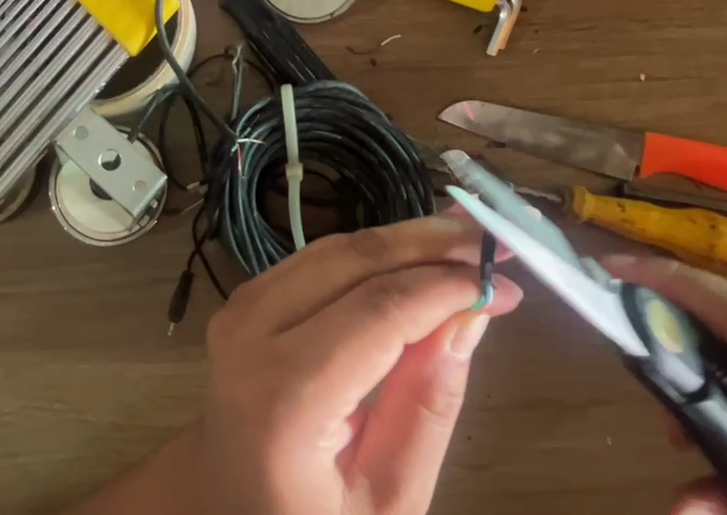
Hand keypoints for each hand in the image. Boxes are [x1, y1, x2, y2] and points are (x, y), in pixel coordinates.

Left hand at [199, 215, 521, 514]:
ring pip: (335, 248)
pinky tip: (419, 252)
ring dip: (404, 238)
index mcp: (283, 399)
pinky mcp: (245, 298)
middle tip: (493, 238)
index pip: (378, 312)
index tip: (504, 283)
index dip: (446, 287)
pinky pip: (317, 259)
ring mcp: (240, 308)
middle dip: (429, 242)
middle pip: (353, 261)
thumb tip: (469, 315)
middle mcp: (250, 334)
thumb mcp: (386, 499)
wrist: (222, 502)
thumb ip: (427, 406)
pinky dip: (373, 252)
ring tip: (468, 237)